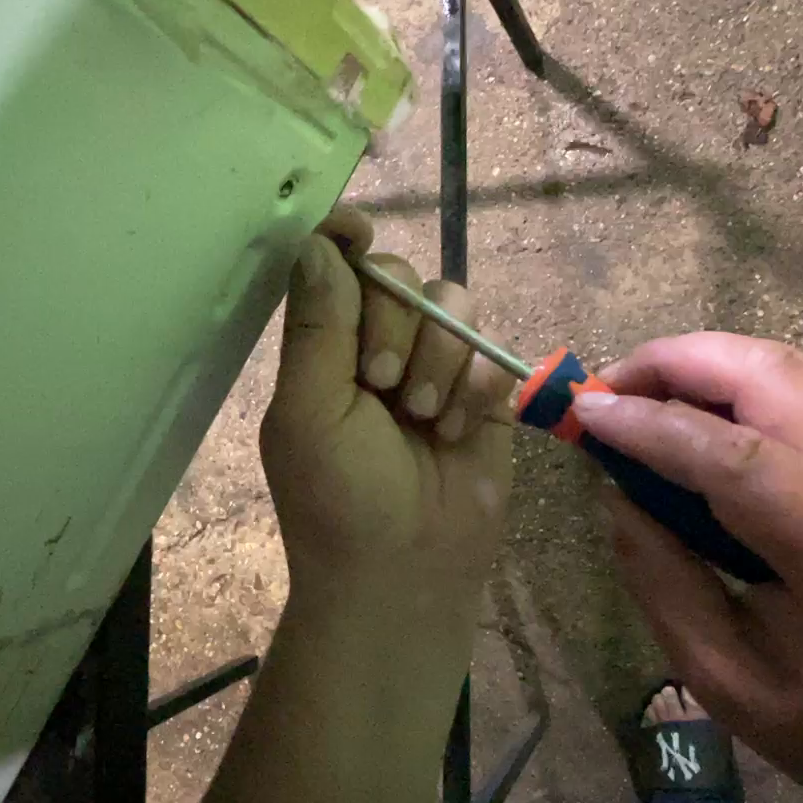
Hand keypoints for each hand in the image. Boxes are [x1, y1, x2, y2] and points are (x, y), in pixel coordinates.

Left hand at [260, 209, 515, 627]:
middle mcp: (378, 347)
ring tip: (427, 419)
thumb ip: (318, 326)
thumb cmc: (341, 499)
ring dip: (440, 361)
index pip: (335, 268)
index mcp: (324, 349)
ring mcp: (434, 368)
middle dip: (396, 328)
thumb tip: (318, 242)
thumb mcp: (310, 412)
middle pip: (399, 277)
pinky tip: (460, 432)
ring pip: (452, 305)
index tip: (358, 230)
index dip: (345, 240)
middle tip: (384, 387)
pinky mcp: (483, 393)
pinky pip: (491, 349)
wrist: (408, 573)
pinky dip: (477, 387)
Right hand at [570, 333, 802, 802]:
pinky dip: (740, 385)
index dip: (651, 424)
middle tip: (605, 391)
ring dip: (705, 365)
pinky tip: (699, 418)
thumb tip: (616, 492)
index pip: (741, 459)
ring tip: (639, 399)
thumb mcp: (735, 690)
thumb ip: (664, 581)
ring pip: (795, 369)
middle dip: (675, 362)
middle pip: (776, 377)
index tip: (583, 413)